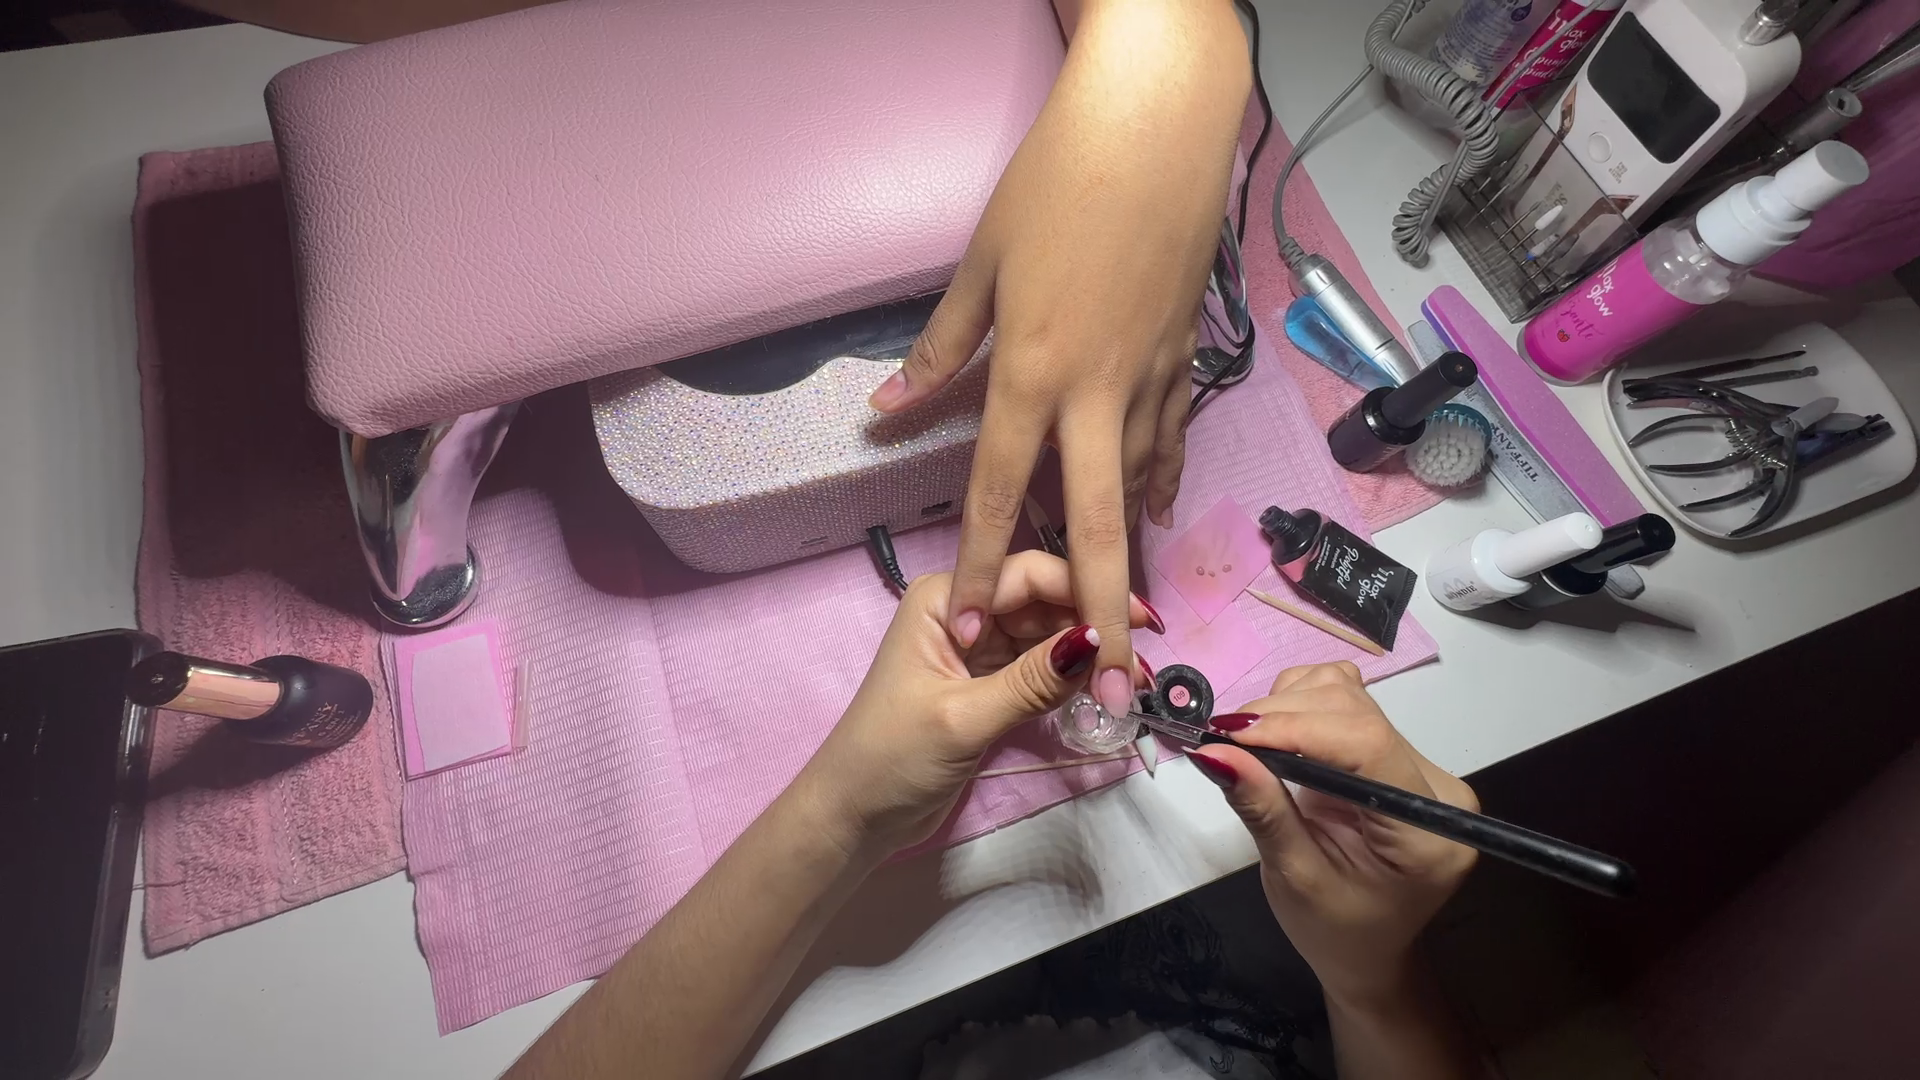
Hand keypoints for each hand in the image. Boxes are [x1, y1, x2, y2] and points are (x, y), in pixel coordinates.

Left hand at [801, 551, 1154, 856]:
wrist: (856, 816)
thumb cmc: (893, 757)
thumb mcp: (963, 717)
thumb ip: (1031, 681)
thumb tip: (1101, 641)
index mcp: (945, 597)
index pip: (1026, 577)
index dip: (1083, 593)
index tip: (1140, 621)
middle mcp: (964, 610)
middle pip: (1042, 603)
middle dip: (1091, 627)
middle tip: (1145, 658)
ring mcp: (978, 647)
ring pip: (1046, 635)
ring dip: (1086, 655)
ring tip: (1135, 677)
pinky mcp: (988, 681)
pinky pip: (1038, 667)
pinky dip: (1068, 678)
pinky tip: (1102, 687)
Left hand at [867, 0, 1249, 719]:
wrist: (1159, 127)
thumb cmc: (1056, 189)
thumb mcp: (982, 266)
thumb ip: (939, 352)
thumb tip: (886, 411)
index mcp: (1033, 376)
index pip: (998, 492)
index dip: (982, 566)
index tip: (974, 631)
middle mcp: (1095, 396)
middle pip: (1095, 524)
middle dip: (1100, 613)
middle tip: (1107, 681)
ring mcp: (1150, 383)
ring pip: (1137, 488)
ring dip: (1128, 551)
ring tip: (1125, 612)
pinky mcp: (1185, 362)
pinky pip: (1169, 441)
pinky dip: (1158, 481)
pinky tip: (1153, 510)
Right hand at [1186, 663, 1478, 1008]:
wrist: (1366, 945)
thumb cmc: (1334, 928)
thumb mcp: (1293, 875)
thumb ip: (1261, 808)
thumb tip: (1212, 750)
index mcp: (1426, 830)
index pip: (1366, 744)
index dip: (1295, 726)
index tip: (1229, 734)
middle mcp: (1434, 785)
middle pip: (1351, 708)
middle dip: (1277, 715)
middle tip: (1222, 740)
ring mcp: (1415, 762)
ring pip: (1343, 690)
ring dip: (1284, 703)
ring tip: (1250, 744)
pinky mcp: (1390, 748)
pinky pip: (1341, 696)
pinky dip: (1295, 700)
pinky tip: (1276, 735)